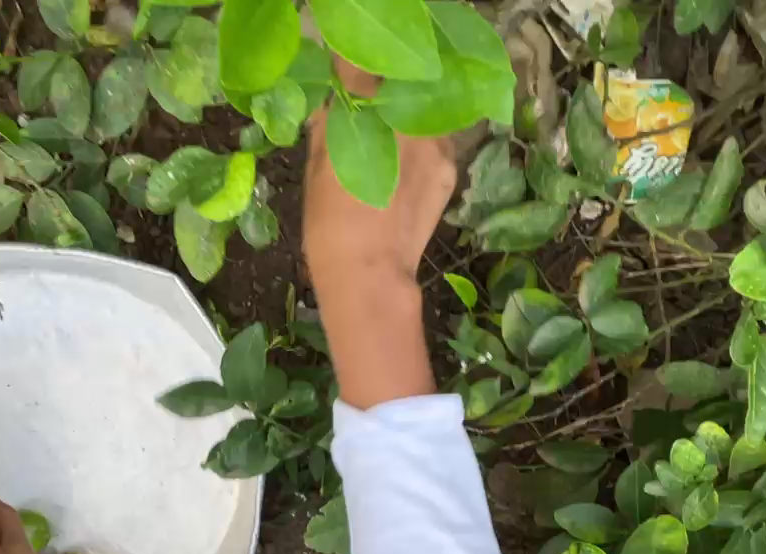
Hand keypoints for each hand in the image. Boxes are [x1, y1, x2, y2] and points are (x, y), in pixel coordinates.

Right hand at [303, 63, 458, 288]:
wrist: (371, 277)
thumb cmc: (331, 229)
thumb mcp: (316, 174)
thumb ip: (326, 127)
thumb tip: (330, 102)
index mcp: (366, 110)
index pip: (357, 64)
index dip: (347, 69)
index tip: (340, 80)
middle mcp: (407, 115)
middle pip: (394, 85)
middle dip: (377, 96)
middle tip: (362, 120)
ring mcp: (434, 141)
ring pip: (417, 112)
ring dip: (402, 121)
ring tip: (386, 150)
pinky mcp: (449, 167)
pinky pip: (433, 143)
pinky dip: (418, 148)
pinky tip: (403, 173)